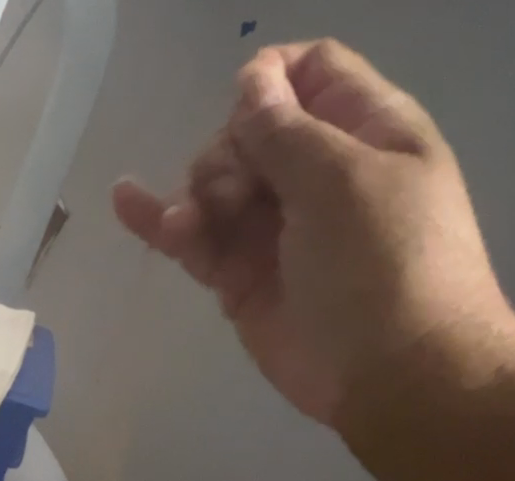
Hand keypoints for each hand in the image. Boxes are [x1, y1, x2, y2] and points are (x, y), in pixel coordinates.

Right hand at [112, 41, 514, 428]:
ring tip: (188, 227)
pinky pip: (194, 239)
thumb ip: (287, 131)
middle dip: (225, 153)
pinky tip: (124, 199)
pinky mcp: (240, 276)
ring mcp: (275, 228)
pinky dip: (160, 220)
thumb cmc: (384, 267)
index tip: (243, 113)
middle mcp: (317, 174)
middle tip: (234, 196)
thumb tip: (251, 79)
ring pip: (215, 186)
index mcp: (364, 132)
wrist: (390, 374)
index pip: (311, 72)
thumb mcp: (343, 181)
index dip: (269, 80)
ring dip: (193, 195)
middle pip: (248, 131)